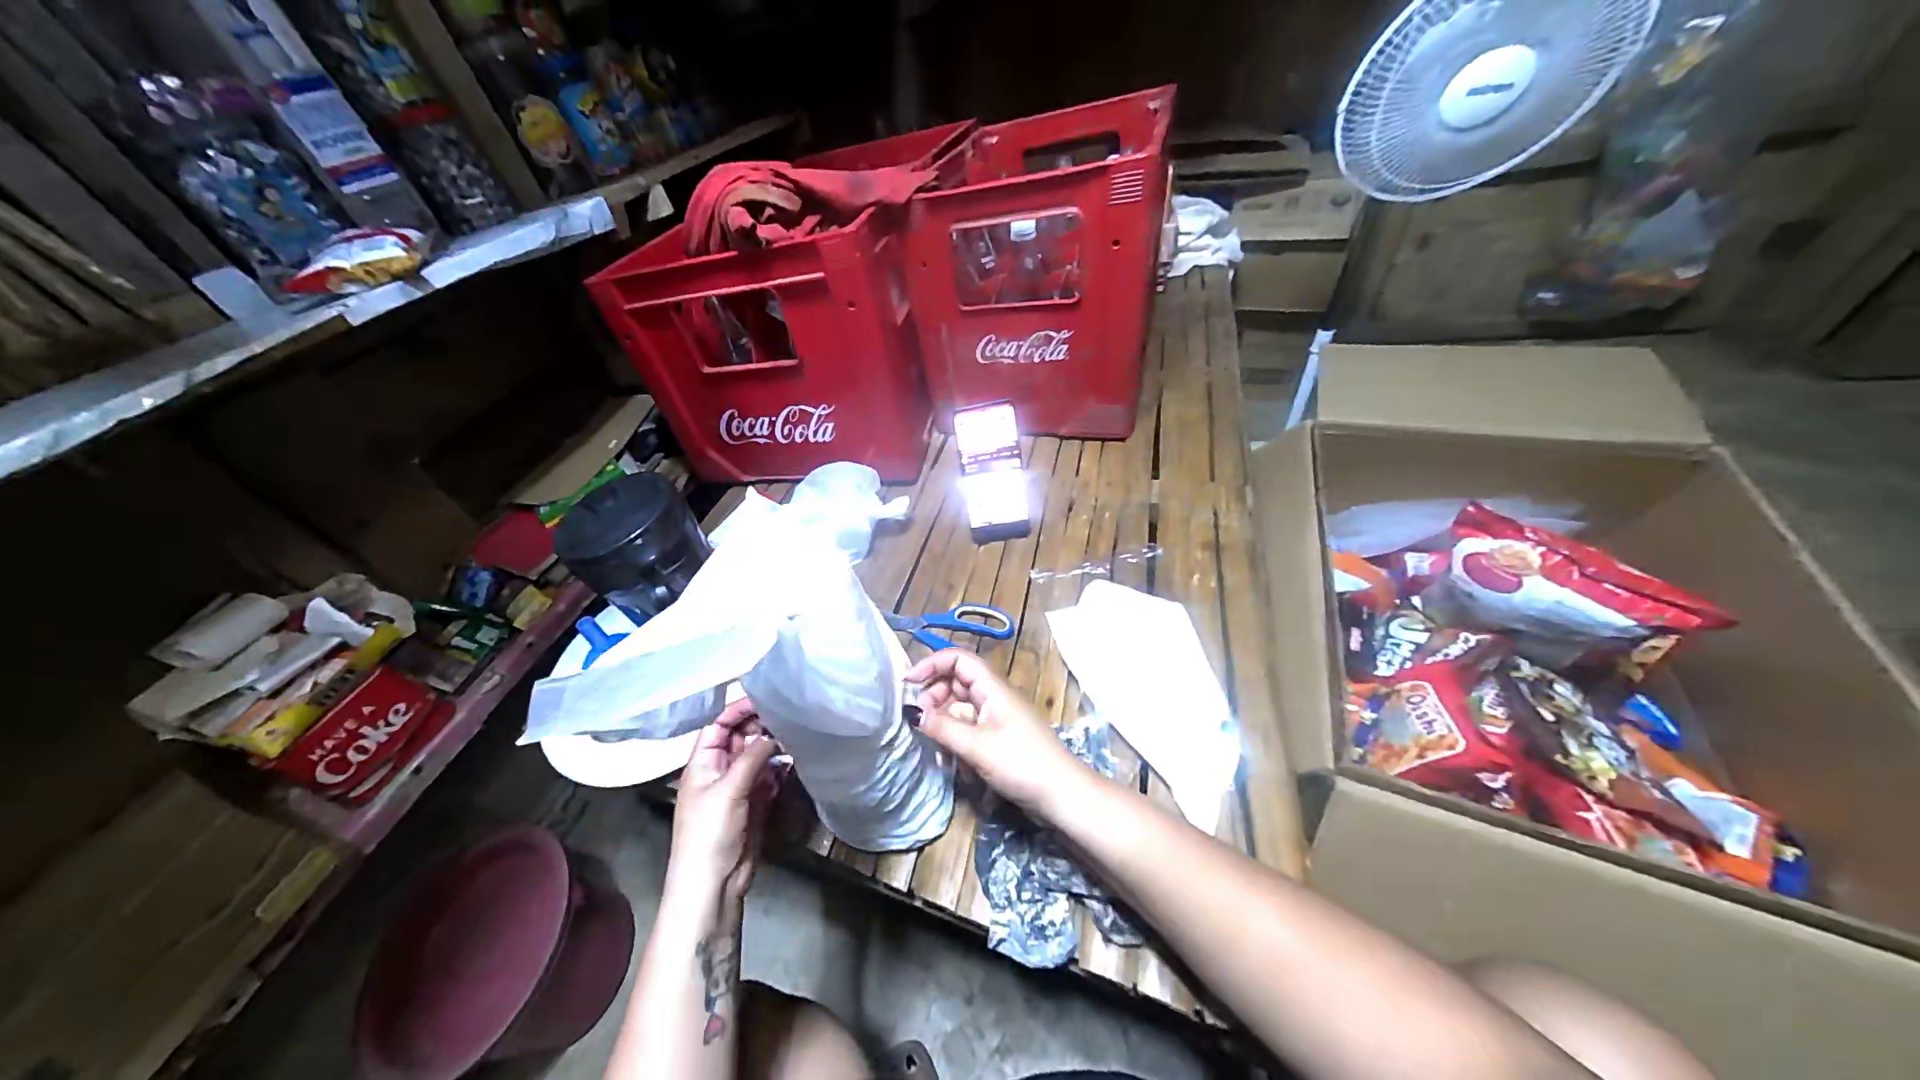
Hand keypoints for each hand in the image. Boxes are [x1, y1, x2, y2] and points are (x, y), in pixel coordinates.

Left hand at [668, 697, 779, 906]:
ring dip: (774, 746)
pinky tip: (796, 759)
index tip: (764, 697)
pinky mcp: (755, 804)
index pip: (718, 727)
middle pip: (740, 739)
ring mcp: (738, 788)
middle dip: (761, 726)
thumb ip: (752, 757)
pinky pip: (769, 777)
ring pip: (758, 757)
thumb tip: (772, 734)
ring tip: (796, 732)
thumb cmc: (710, 833)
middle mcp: (720, 772)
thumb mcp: (729, 790)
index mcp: (702, 764)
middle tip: (788, 713)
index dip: (737, 711)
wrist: (714, 883)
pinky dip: (781, 768)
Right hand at [905, 649, 1092, 821]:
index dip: (931, 664)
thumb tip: (911, 712)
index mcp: (992, 688)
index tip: (907, 683)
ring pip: (961, 708)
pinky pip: (969, 730)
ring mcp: (997, 719)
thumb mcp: (976, 745)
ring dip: (944, 722)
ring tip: (936, 745)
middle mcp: (994, 697)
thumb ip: (942, 727)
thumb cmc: (1021, 763)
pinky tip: (954, 762)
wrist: (1062, 795)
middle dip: (934, 697)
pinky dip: (957, 740)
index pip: (957, 659)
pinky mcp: (999, 740)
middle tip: (920, 720)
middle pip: (956, 683)